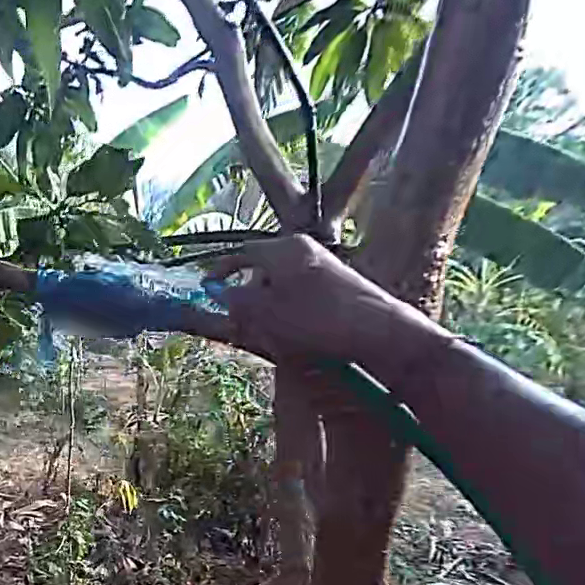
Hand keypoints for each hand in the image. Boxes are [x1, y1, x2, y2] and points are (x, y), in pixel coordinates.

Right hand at [208, 235, 448, 371]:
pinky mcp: (335, 287)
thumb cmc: (317, 318)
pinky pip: (298, 296)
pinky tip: (291, 335)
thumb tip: (221, 293)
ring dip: (266, 309)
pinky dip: (286, 312)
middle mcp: (303, 252)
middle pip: (260, 271)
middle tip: (238, 321)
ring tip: (265, 333)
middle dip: (245, 297)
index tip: (206, 287)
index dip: (220, 271)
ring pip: (279, 286)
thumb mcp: (268, 313)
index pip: (241, 253)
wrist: (378, 332)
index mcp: (284, 249)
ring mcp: (321, 268)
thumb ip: (238, 301)